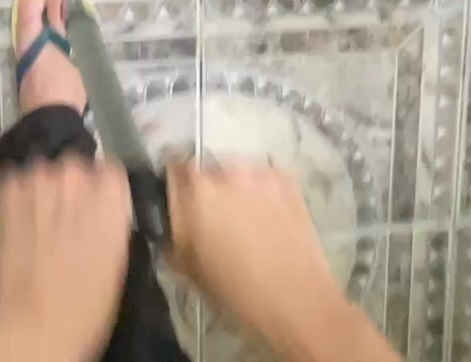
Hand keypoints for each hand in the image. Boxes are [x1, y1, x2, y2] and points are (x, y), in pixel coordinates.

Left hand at [0, 158, 132, 361]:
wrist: (34, 320)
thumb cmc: (86, 302)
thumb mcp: (116, 257)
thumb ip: (111, 217)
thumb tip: (103, 204)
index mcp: (110, 190)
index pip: (109, 170)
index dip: (101, 190)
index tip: (95, 207)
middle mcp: (76, 173)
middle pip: (74, 166)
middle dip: (70, 188)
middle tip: (65, 220)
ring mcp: (38, 175)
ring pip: (43, 173)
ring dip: (43, 192)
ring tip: (38, 225)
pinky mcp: (8, 185)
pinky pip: (16, 182)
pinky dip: (18, 198)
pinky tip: (19, 224)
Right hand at [168, 161, 392, 361]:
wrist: (300, 304)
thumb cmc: (238, 292)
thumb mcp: (189, 270)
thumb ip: (172, 237)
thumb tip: (170, 224)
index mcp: (195, 191)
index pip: (174, 167)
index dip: (177, 184)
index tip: (183, 200)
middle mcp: (224, 171)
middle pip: (207, 168)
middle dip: (208, 187)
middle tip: (216, 215)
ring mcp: (258, 172)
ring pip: (236, 170)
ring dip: (236, 186)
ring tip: (247, 216)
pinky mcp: (286, 179)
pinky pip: (264, 177)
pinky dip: (263, 191)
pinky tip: (270, 217)